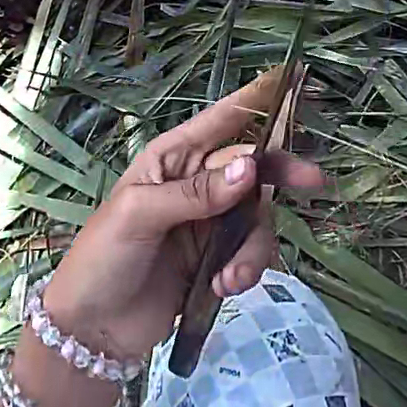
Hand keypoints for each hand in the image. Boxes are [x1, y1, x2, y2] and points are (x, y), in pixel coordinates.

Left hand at [40, 68, 324, 364]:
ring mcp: (209, 221)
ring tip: (230, 278)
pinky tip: (224, 288)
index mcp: (173, 158)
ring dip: (252, 247)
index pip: (221, 119)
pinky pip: (250, 252)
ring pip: (256, 216)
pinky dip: (245, 269)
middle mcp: (197, 182)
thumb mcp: (140, 215)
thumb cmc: (103, 256)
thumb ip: (196, 193)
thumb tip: (251, 168)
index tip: (294, 77)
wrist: (91, 328)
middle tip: (314, 181)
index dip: (256, 99)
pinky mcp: (217, 258)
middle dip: (280, 174)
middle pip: (252, 166)